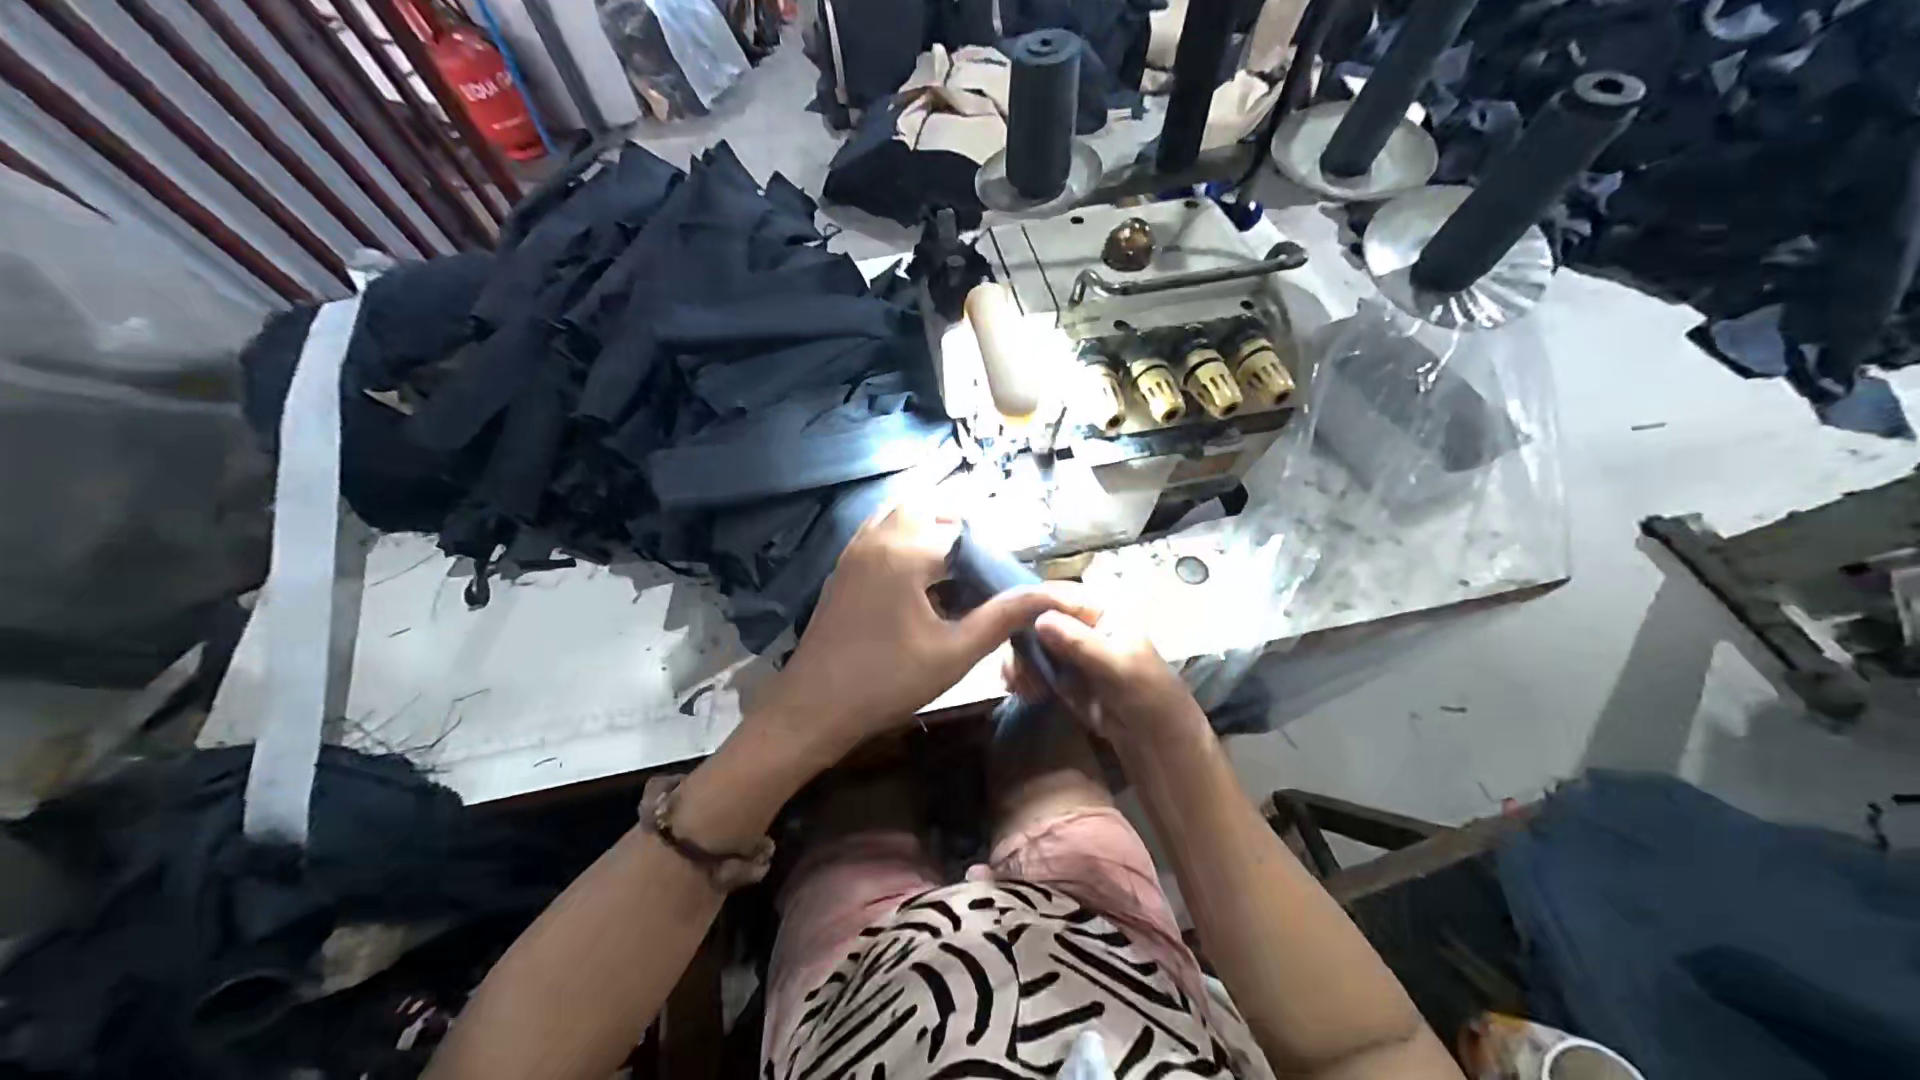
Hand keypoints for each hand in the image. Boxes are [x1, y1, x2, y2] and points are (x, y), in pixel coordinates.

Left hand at [756, 502, 1067, 756]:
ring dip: (928, 531)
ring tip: (952, 573)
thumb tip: (1054, 595)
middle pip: (928, 509)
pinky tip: (917, 583)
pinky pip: (878, 534)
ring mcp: (854, 551)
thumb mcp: (955, 652)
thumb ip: (1004, 617)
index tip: (1004, 589)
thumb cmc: (887, 682)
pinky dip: (903, 542)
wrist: (813, 709)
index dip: (990, 558)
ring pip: (899, 517)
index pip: (964, 534)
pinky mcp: (842, 569)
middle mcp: (877, 538)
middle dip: (959, 530)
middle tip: (979, 571)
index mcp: (906, 552)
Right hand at [1002, 585, 1207, 753]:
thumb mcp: (1117, 665)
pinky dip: (1021, 676)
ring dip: (1018, 661)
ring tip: (1015, 683)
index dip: (1033, 603)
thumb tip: (1040, 620)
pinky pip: (1033, 667)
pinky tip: (1018, 689)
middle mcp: (1081, 624)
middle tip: (1011, 663)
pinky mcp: (1060, 674)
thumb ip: (1079, 642)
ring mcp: (1069, 649)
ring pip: (1030, 644)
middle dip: (1020, 639)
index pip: (1060, 596)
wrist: (1155, 737)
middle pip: (1038, 618)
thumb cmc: (1148, 693)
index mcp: (1101, 610)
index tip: (1007, 618)